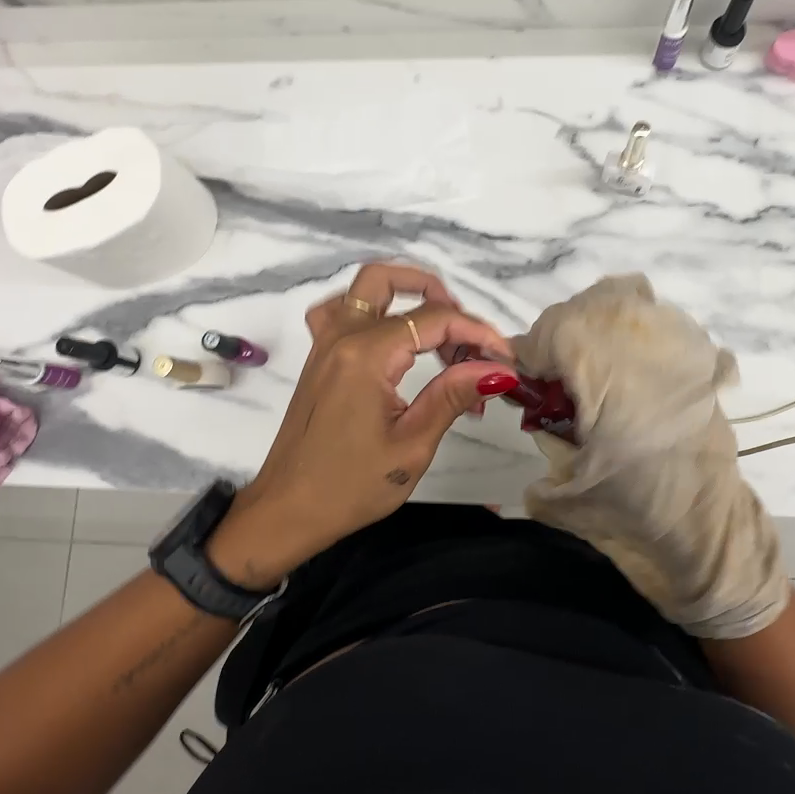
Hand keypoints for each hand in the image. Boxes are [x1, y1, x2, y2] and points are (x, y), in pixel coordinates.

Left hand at [208, 264, 518, 589]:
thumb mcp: (411, 445)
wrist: (288, 510)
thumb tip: (498, 369)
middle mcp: (341, 336)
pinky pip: (340, 310)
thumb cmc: (350, 487)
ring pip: (364, 288)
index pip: (434, 319)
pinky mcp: (318, 359)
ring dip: (404, 295)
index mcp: (366, 355)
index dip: (477, 332)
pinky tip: (389, 338)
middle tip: (469, 340)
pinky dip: (369, 309)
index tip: (507, 359)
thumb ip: (453, 396)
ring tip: (438, 334)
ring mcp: (324, 344)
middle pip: (393, 283)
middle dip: (439, 297)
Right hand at [515, 274, 789, 638]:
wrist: (710, 539)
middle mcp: (647, 354)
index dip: (533, 349)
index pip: (556, 329)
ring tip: (593, 363)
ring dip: (599, 321)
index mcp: (610, 382)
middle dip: (563, 333)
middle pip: (589, 305)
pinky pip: (665, 317)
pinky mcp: (704, 362)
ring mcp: (681, 352)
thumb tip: (534, 413)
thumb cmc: (635, 518)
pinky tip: (632, 364)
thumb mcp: (566, 494)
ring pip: (629, 296)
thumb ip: (541, 444)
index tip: (527, 378)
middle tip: (557, 375)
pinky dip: (639, 326)